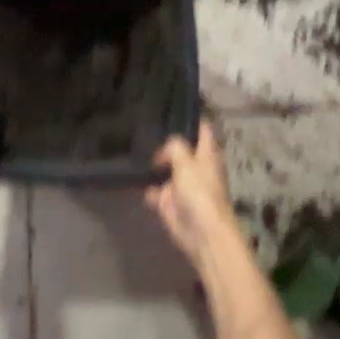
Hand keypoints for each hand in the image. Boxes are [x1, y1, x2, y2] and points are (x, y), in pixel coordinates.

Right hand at [146, 123, 247, 269]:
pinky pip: (154, 191)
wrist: (202, 233)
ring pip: (165, 169)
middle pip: (181, 148)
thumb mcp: (186, 163)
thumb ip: (174, 147)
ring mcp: (181, 185)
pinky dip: (147, 188)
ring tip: (133, 147)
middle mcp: (194, 167)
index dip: (192, 117)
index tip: (174, 105)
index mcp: (206, 154)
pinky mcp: (169, 203)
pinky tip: (134, 178)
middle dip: (166, 141)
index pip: (202, 129)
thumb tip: (165, 149)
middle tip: (144, 126)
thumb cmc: (200, 194)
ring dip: (153, 164)